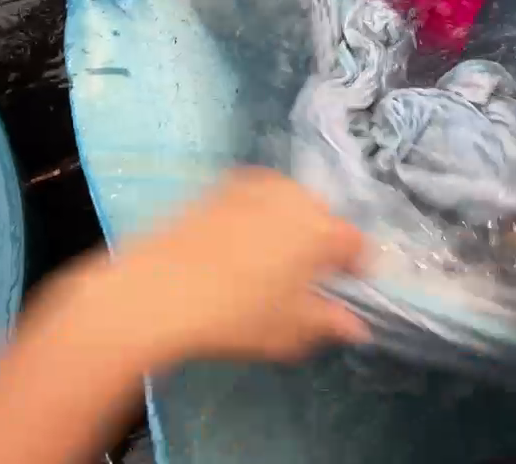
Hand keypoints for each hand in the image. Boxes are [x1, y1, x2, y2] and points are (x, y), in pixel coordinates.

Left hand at [63, 168, 370, 365]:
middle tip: (308, 275)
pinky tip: (244, 240)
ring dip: (293, 222)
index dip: (356, 264)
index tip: (346, 284)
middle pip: (324, 215)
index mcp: (321, 231)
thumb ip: (329, 322)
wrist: (160, 289)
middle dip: (322, 240)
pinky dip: (262, 211)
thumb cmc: (235, 314)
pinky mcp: (227, 184)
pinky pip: (260, 194)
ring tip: (274, 257)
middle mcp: (296, 198)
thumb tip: (355, 325)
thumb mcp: (288, 330)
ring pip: (292, 200)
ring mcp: (260, 186)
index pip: (356, 241)